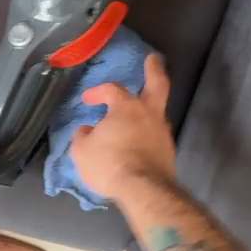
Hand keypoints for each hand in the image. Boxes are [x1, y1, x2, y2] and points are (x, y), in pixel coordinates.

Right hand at [69, 53, 176, 201]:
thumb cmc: (109, 163)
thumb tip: (87, 130)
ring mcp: (163, 133)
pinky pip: (156, 136)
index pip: (112, 89)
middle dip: (154, 70)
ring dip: (150, 109)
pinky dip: (148, 134)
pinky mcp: (168, 153)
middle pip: (157, 84)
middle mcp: (149, 114)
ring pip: (158, 113)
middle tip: (153, 59)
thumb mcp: (82, 151)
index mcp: (126, 108)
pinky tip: (140, 141)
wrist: (144, 191)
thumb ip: (83, 136)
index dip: (98, 92)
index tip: (87, 100)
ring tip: (139, 113)